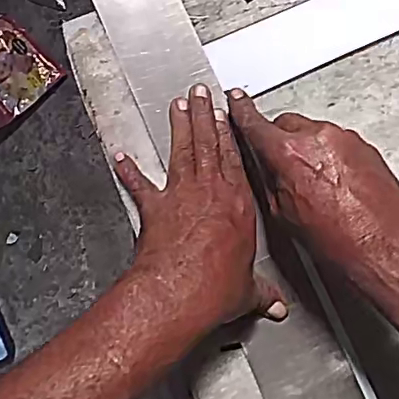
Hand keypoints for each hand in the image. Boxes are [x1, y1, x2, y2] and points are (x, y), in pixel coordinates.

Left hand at [113, 85, 286, 333]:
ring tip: (178, 105)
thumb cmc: (215, 288)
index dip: (229, 132)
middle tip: (200, 93)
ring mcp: (181, 196)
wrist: (180, 293)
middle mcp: (210, 192)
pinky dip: (129, 170)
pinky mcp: (155, 208)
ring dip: (179, 126)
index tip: (225, 113)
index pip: (234, 158)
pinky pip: (140, 185)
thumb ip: (261, 292)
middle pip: (208, 143)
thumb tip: (277, 305)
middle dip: (204, 114)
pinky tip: (122, 157)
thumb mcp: (247, 291)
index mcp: (237, 204)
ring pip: (182, 151)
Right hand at [227, 90, 398, 304]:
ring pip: (313, 133)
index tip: (237, 101)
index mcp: (291, 154)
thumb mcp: (285, 217)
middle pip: (286, 125)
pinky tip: (334, 187)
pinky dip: (330, 158)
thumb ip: (268, 181)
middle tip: (281, 169)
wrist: (387, 250)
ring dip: (307, 151)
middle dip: (280, 142)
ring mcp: (345, 140)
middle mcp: (319, 139)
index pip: (256, 123)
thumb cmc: (342, 244)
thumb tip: (261, 168)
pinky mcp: (364, 147)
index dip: (242, 111)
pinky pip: (337, 143)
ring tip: (315, 188)